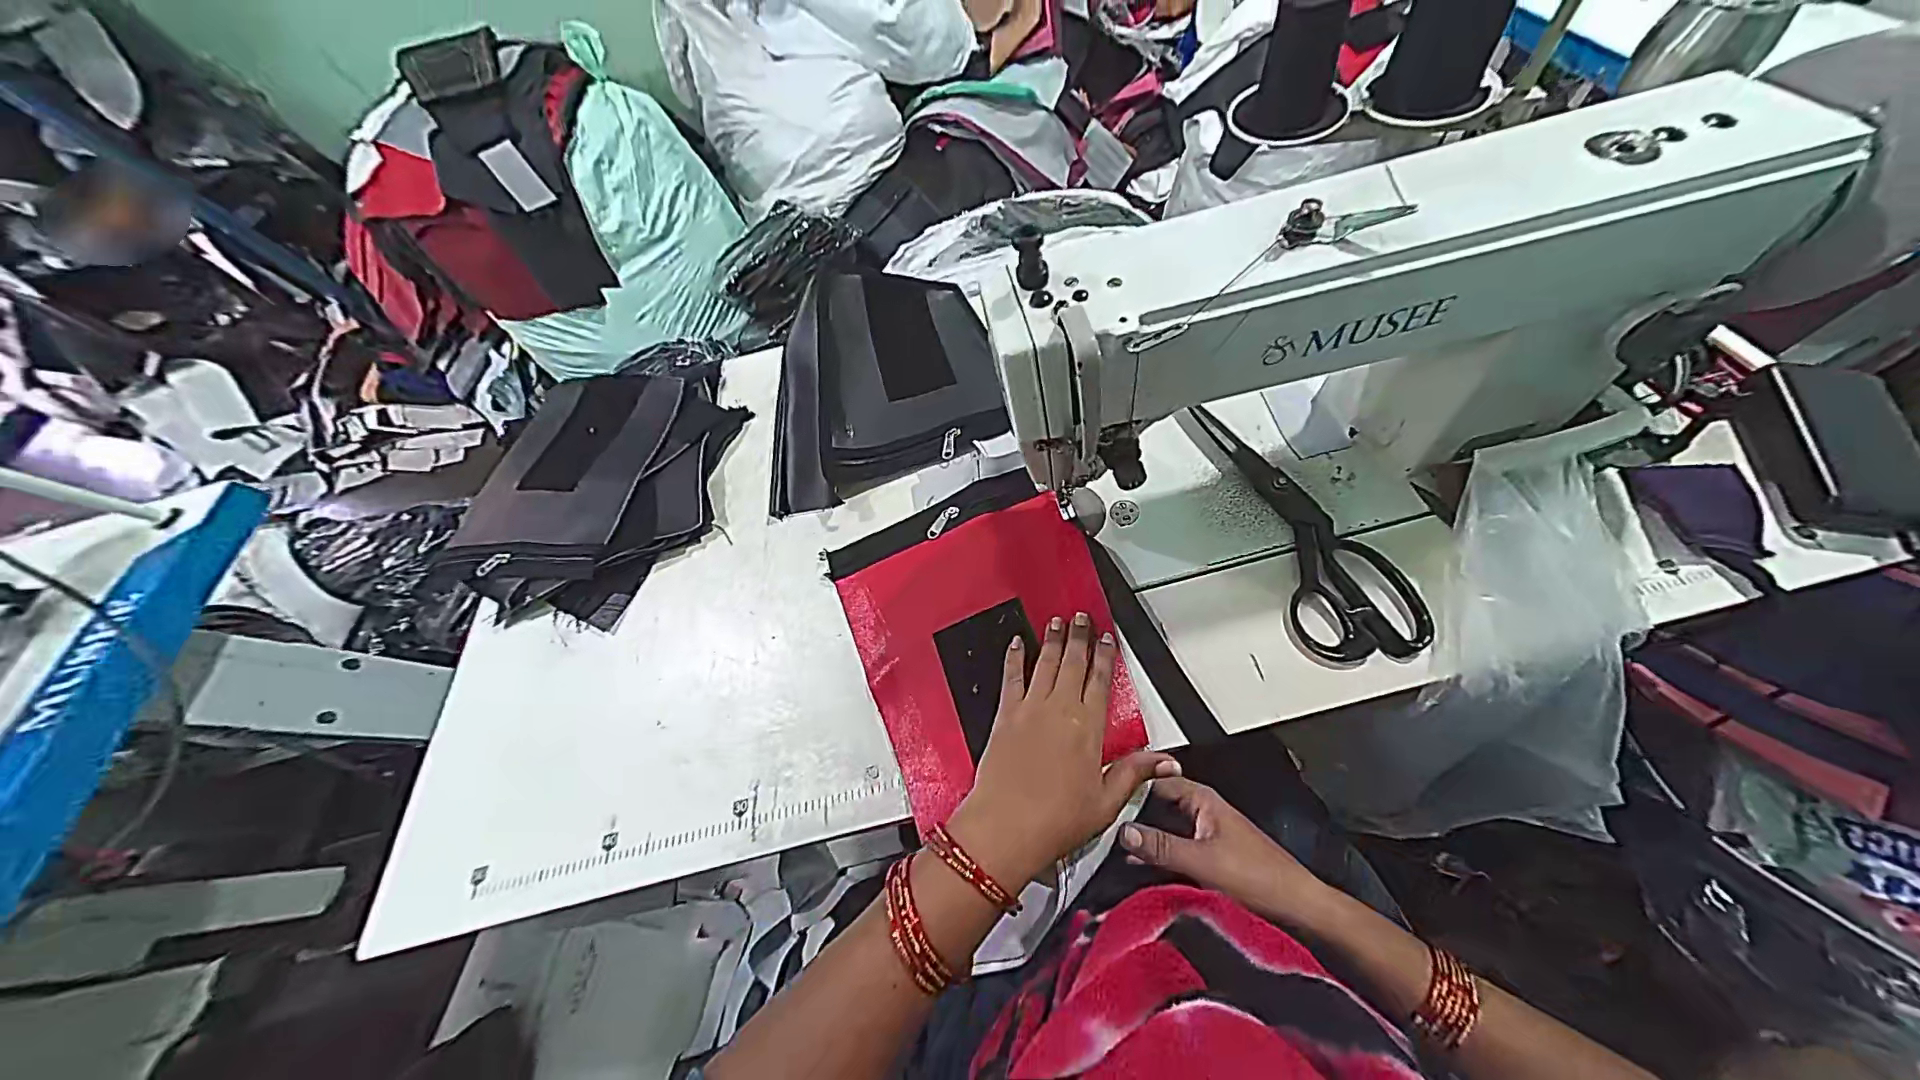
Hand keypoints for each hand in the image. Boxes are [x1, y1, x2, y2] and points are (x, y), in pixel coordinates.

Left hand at [947, 612, 1175, 888]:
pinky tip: (1015, 644)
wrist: (1006, 827)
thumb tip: (1165, 762)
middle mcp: (1059, 711)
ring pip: (1044, 663)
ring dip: (1051, 640)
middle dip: (1079, 636)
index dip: (1105, 655)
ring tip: (1056, 621)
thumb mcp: (1107, 802)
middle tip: (1081, 617)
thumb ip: (1135, 773)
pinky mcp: (1005, 716)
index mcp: (1088, 728)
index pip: (1101, 680)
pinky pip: (1010, 678)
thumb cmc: (1054, 820)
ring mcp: (1030, 710)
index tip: (1106, 638)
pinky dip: (1013, 658)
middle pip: (1072, 663)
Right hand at [1118, 777, 1340, 930]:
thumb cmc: (1263, 878)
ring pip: (1163, 827)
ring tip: (1114, 845)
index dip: (1130, 786)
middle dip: (1132, 813)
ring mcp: (1204, 833)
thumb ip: (1161, 846)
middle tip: (1104, 823)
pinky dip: (1157, 853)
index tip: (1106, 798)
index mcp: (1203, 799)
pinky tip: (1140, 865)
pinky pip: (1172, 846)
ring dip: (1144, 836)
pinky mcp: (1207, 855)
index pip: (1155, 780)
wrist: (1298, 908)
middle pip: (1156, 804)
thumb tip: (1125, 831)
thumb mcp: (1203, 861)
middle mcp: (1202, 811)